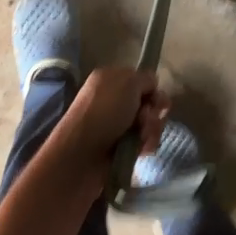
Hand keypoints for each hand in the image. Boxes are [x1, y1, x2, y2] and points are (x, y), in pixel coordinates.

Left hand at [47, 67, 167, 172]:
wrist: (81, 156)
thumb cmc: (104, 112)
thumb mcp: (128, 83)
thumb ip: (146, 79)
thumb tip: (152, 86)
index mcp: (111, 79)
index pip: (142, 80)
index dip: (152, 90)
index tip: (154, 100)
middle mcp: (113, 100)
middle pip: (149, 103)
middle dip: (154, 112)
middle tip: (145, 121)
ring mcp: (117, 125)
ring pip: (149, 123)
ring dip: (152, 130)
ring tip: (142, 140)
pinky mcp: (121, 147)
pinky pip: (143, 142)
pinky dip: (146, 145)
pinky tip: (141, 151)